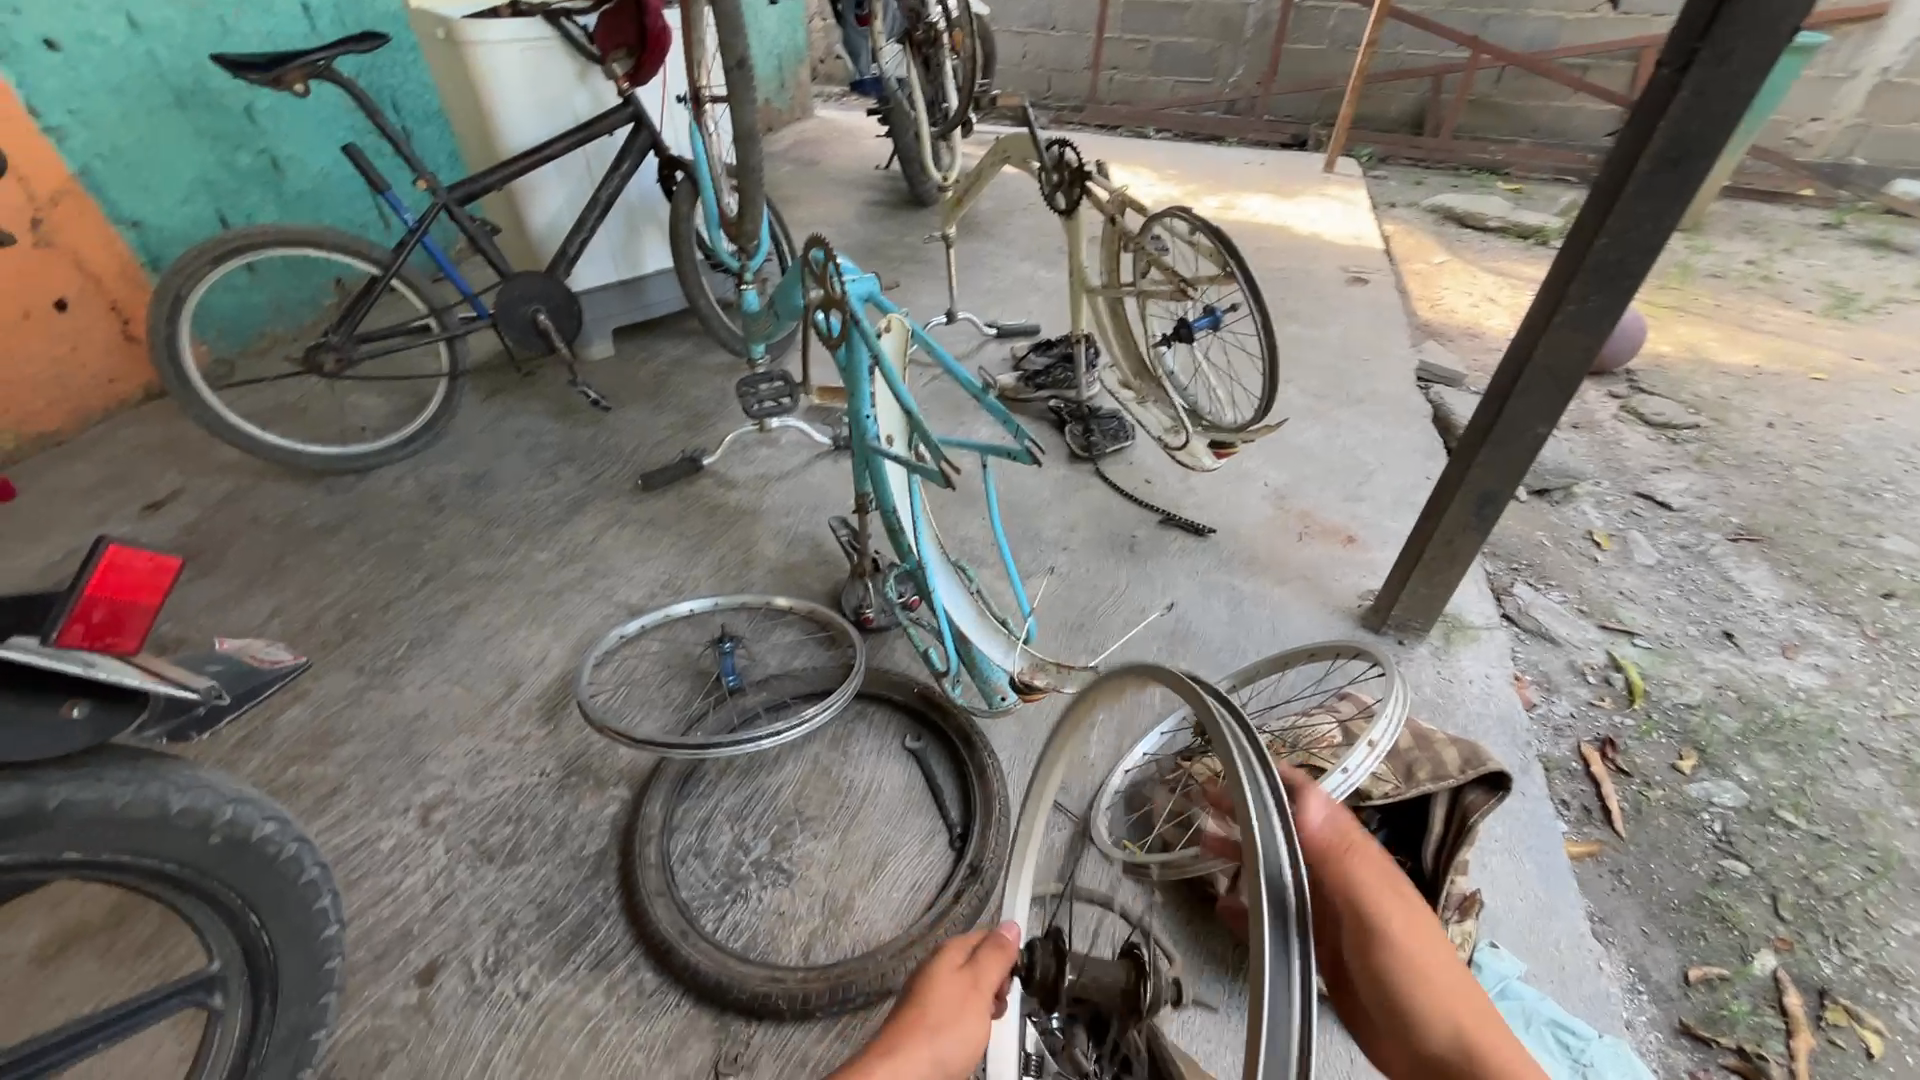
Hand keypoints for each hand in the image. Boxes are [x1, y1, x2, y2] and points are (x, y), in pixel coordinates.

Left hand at [828, 921, 1020, 1079]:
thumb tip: (1010, 926)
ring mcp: (932, 997)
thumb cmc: (940, 1030)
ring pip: (973, 994)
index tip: (1014, 977)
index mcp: (950, 952)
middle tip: (996, 1004)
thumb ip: (995, 954)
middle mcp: (938, 969)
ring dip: (985, 1009)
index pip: (989, 936)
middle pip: (981, 966)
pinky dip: (971, 1027)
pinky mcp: (930, 1024)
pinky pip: (960, 1016)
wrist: (903, 1074)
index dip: (1007, 955)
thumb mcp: (978, 985)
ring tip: (983, 1027)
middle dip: (997, 986)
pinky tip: (969, 1042)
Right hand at [1202, 765, 1545, 1079]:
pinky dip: (1247, 911)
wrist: (1446, 1063)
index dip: (1275, 780)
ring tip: (1201, 845)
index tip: (1233, 764)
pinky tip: (1220, 908)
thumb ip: (1339, 858)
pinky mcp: (1319, 951)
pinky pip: (1275, 920)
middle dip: (1248, 813)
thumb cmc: (1417, 979)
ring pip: (1277, 873)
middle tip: (1203, 799)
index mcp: (1357, 859)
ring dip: (1243, 855)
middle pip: (1287, 833)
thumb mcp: (1376, 913)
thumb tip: (1304, 796)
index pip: (1312, 803)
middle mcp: (1339, 879)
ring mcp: (1329, 915)